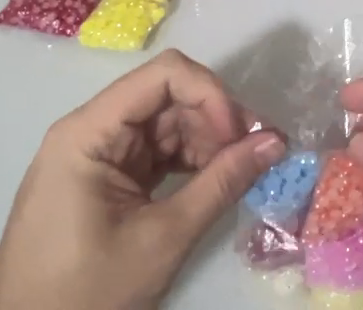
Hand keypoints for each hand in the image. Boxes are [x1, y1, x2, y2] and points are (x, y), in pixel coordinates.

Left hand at [0, 49, 286, 309]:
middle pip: (168, 96)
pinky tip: (215, 182)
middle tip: (253, 156)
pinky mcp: (106, 179)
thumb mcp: (162, 239)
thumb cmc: (84, 294)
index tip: (239, 136)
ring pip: (168, 123)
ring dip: (208, 142)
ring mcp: (98, 155)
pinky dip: (190, 161)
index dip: (210, 94)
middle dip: (215, 120)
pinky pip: (157, 151)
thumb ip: (222, 183)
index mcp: (89, 132)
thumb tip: (278, 141)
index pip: (164, 75)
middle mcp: (91, 130)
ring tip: (237, 174)